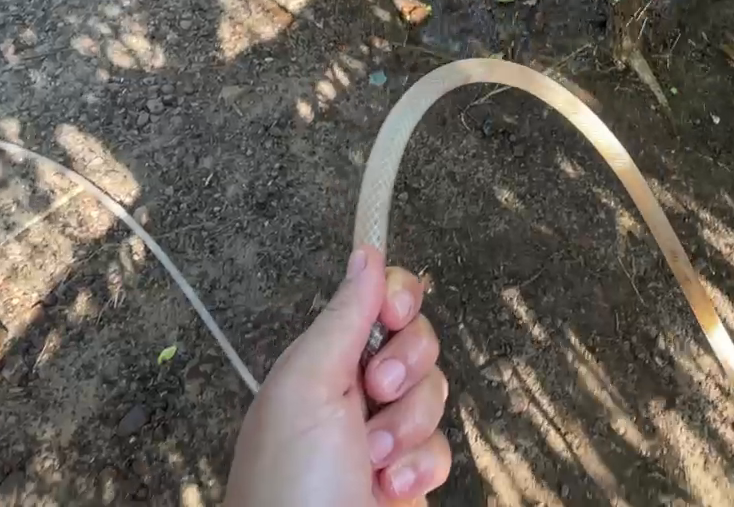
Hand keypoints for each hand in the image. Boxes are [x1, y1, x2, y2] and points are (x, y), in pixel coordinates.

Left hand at [224, 246, 450, 505]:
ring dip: (410, 426)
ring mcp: (386, 433)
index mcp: (325, 357)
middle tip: (376, 394)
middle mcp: (357, 389)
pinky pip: (443, 445)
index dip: (397, 296)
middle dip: (408, 366)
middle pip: (418, 338)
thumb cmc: (291, 484)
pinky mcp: (411, 475)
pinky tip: (391, 490)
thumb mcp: (308, 386)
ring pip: (436, 391)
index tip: (393, 312)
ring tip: (375, 462)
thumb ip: (345, 316)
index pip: (379, 296)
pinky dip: (421, 466)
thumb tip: (367, 250)